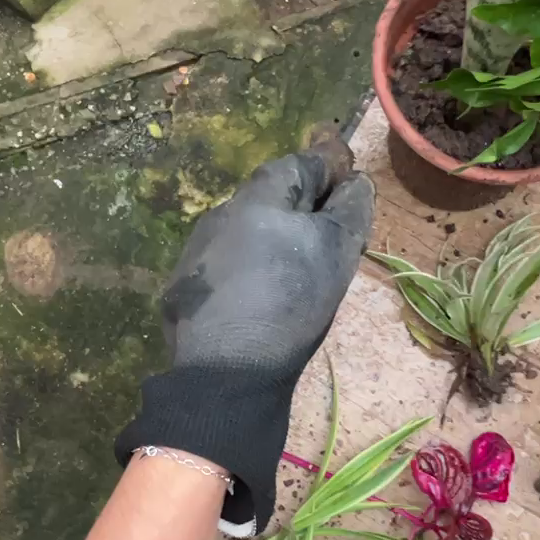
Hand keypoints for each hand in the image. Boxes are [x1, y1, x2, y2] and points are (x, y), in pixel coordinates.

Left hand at [116, 149, 375, 533]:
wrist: (226, 374)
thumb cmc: (290, 303)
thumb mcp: (335, 253)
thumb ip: (350, 210)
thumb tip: (358, 182)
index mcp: (257, 197)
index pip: (299, 164)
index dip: (329, 172)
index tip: (349, 192)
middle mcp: (219, 214)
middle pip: (268, 198)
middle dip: (299, 210)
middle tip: (327, 240)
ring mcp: (195, 253)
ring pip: (244, 233)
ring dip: (270, 242)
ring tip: (293, 274)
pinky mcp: (182, 289)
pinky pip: (224, 268)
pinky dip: (246, 273)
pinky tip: (257, 300)